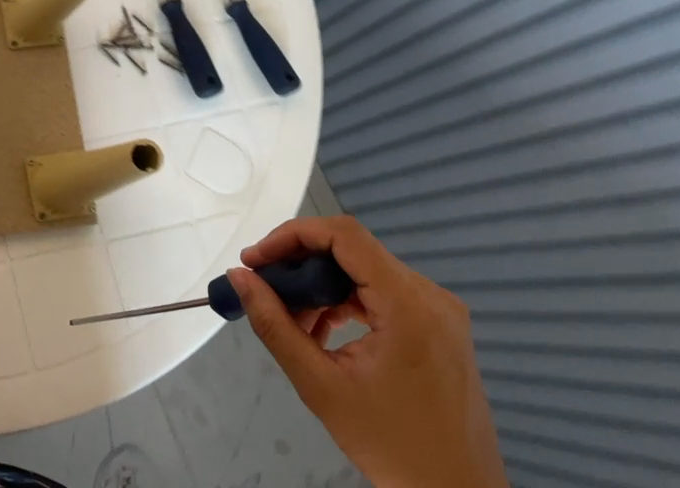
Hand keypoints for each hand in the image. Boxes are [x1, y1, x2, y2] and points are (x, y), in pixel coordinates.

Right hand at [227, 216, 506, 487]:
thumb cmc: (390, 443)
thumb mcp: (320, 384)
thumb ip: (274, 324)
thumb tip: (240, 277)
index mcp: (408, 305)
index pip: (344, 236)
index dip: (292, 235)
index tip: (256, 261)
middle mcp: (430, 296)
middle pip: (353, 251)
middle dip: (300, 264)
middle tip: (264, 289)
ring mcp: (440, 310)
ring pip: (365, 271)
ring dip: (321, 285)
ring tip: (291, 320)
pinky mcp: (439, 325)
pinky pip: (383, 293)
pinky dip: (346, 301)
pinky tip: (322, 332)